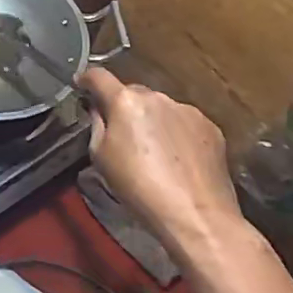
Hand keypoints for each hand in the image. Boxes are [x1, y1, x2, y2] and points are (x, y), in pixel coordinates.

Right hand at [75, 66, 241, 263]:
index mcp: (125, 101)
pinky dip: (175, 131)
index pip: (98, 76)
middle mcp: (158, 97)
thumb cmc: (139, 187)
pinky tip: (177, 157)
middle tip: (120, 131)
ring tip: (153, 149)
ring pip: (159, 107)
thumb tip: (99, 110)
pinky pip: (183, 121)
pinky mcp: (211, 129)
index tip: (80, 85)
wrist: (197, 217)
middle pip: (132, 93)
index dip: (85, 78)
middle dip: (123, 106)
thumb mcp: (100, 157)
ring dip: (151, 119)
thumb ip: (97, 124)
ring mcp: (188, 111)